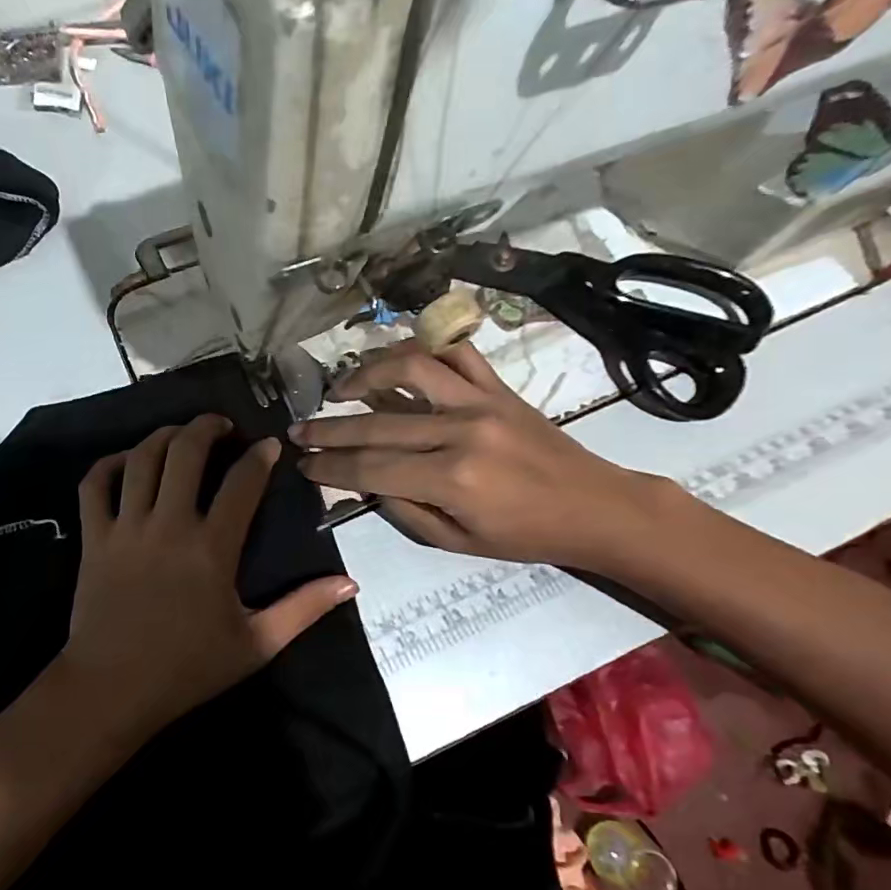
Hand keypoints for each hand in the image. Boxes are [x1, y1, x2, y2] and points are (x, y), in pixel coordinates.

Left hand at [62, 415, 358, 732]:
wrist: (111, 691)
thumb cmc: (188, 668)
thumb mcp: (257, 644)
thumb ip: (304, 608)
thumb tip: (351, 582)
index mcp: (211, 549)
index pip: (242, 482)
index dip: (260, 456)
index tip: (270, 444)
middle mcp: (168, 525)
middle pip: (185, 451)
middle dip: (207, 426)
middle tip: (223, 425)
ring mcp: (125, 528)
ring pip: (141, 458)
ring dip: (164, 435)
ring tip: (182, 433)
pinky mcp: (93, 538)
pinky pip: (95, 484)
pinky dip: (109, 463)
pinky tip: (128, 461)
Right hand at [291, 341, 668, 567]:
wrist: (591, 505)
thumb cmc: (525, 536)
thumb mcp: (458, 542)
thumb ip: (406, 510)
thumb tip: (366, 480)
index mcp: (452, 479)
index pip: (371, 466)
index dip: (330, 465)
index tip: (302, 463)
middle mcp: (461, 430)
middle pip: (378, 421)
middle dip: (330, 427)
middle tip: (298, 429)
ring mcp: (481, 400)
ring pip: (411, 368)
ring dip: (367, 372)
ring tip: (341, 387)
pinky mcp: (498, 386)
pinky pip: (455, 352)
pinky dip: (423, 347)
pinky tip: (398, 360)